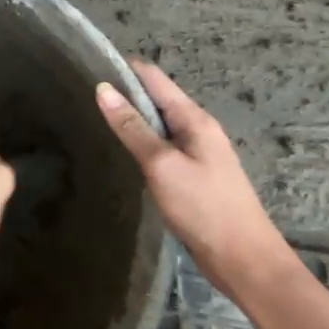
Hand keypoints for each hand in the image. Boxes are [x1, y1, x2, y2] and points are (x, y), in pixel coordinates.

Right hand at [96, 60, 295, 289]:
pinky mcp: (194, 175)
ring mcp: (199, 154)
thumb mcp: (161, 164)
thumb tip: (102, 88)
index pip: (154, 78)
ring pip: (158, 123)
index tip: (87, 64)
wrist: (247, 264)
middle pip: (156, 98)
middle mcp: (198, 130)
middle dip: (124, 91)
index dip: (122, 67)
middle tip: (81, 91)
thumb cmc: (205, 208)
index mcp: (195, 120)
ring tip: (93, 115)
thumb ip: (131, 126)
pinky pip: (162, 145)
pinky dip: (140, 139)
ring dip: (131, 116)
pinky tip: (121, 148)